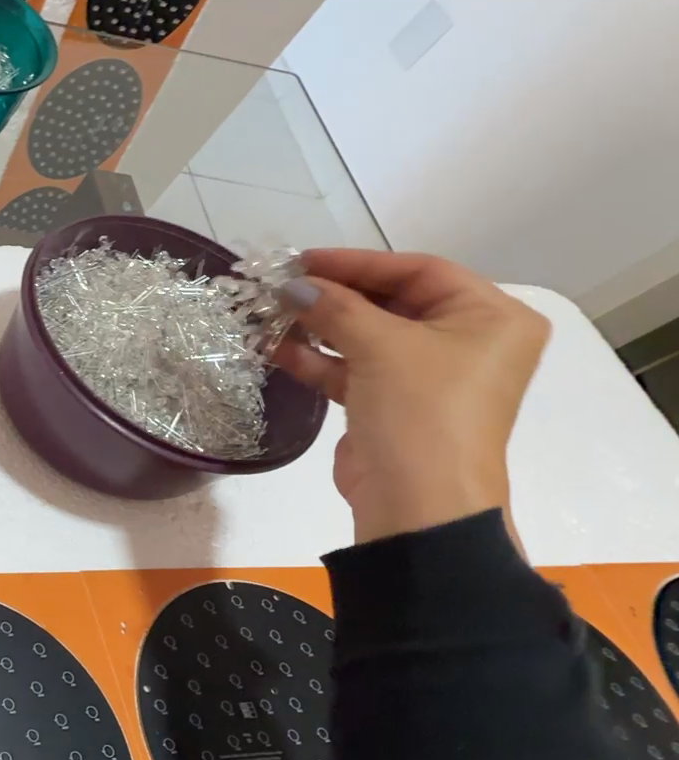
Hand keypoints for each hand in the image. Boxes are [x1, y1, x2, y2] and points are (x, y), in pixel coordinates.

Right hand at [272, 249, 550, 544]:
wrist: (417, 498)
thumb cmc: (420, 411)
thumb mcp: (381, 348)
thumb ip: (336, 309)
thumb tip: (290, 286)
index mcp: (490, 316)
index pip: (419, 271)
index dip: (358, 263)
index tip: (302, 260)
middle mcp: (465, 340)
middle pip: (390, 303)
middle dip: (333, 296)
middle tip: (280, 288)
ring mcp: (425, 375)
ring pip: (365, 337)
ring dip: (317, 328)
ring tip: (269, 316)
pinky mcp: (389, 404)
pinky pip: (351, 369)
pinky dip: (317, 359)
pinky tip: (276, 349)